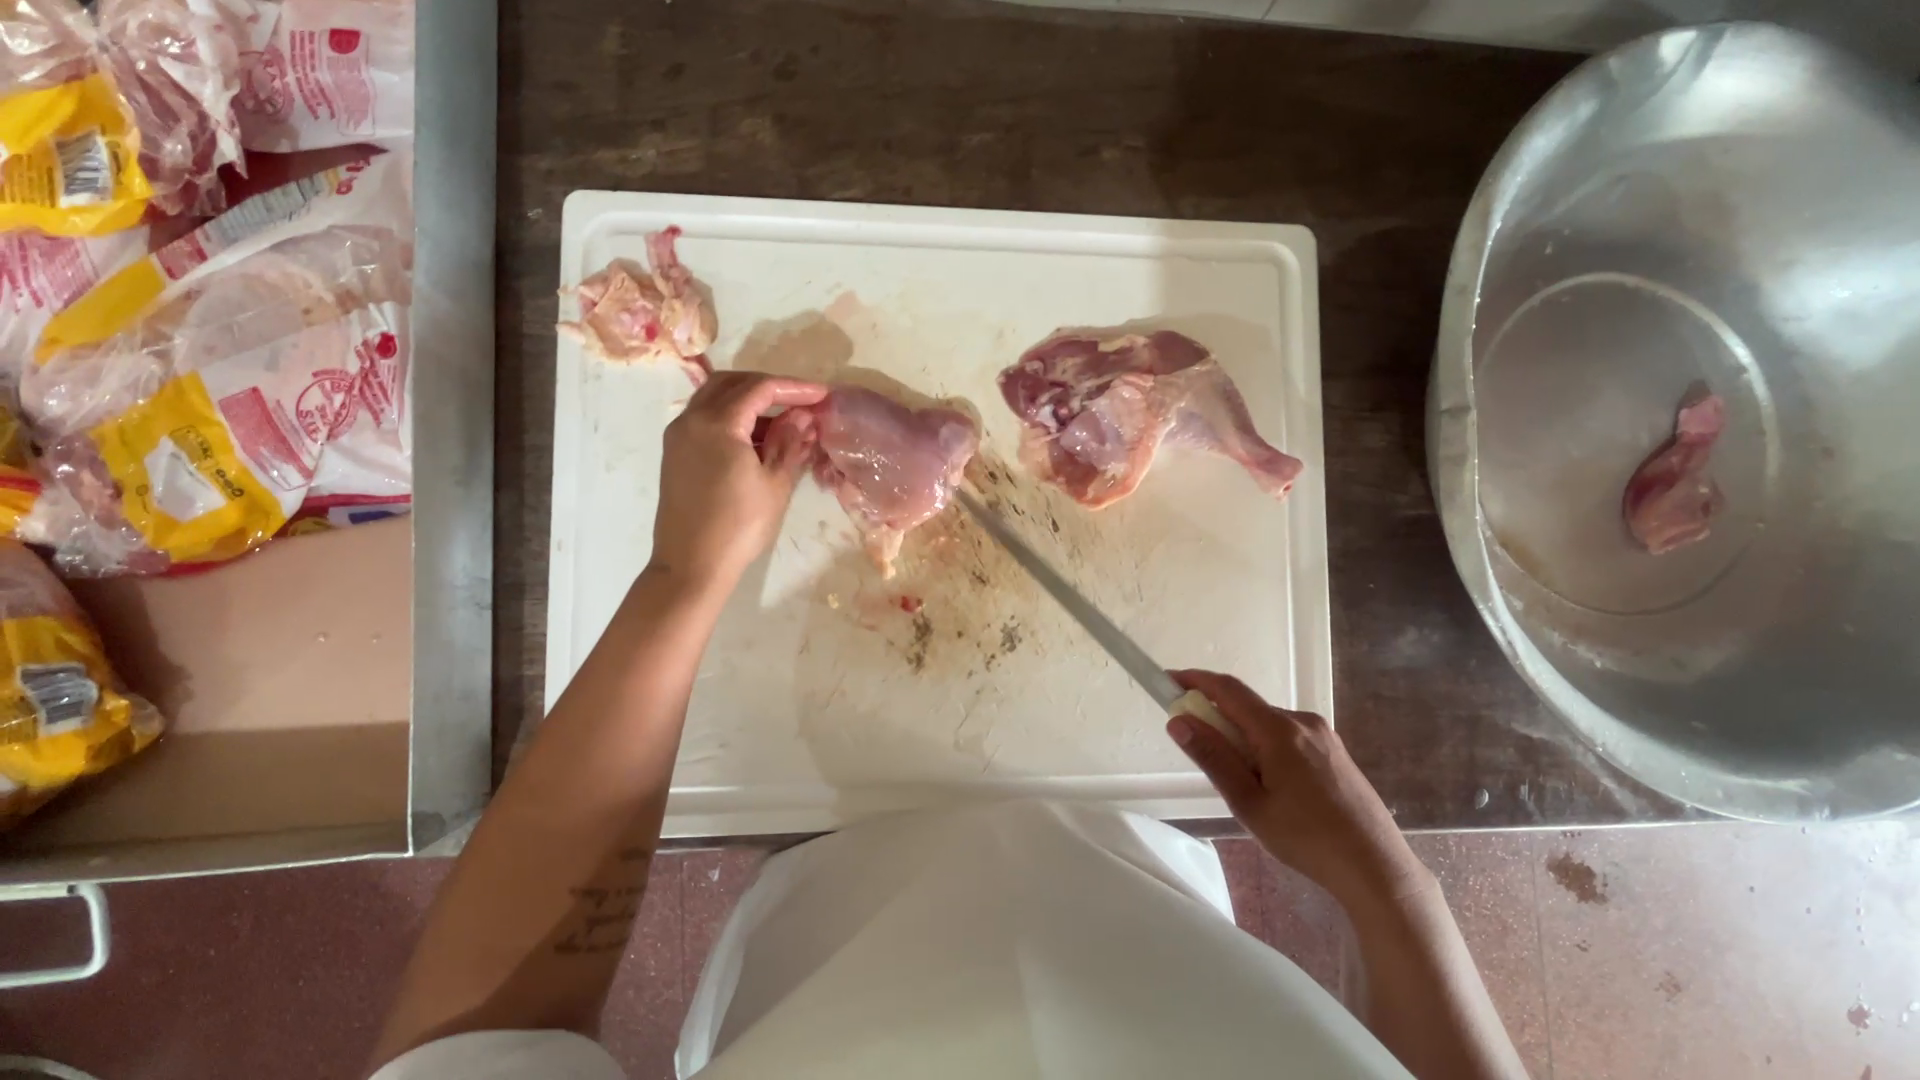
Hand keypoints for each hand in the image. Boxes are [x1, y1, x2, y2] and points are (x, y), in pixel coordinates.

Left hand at [650, 371, 827, 586]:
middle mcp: (691, 419)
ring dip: (749, 401)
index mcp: (717, 423)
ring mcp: (679, 435)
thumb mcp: (775, 483)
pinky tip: (757, 440)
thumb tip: (803, 416)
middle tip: (801, 402)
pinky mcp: (675, 453)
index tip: (823, 395)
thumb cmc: (739, 526)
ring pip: (715, 398)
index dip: (795, 388)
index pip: (760, 388)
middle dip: (769, 387)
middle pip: (733, 383)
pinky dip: (732, 418)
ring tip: (783, 422)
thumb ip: (789, 442)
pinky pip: (706, 418)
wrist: (692, 565)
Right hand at [1168, 670, 1429, 907]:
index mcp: (1279, 730)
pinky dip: (1267, 748)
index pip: (1228, 689)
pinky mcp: (1335, 752)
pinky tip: (1273, 789)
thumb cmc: (1306, 838)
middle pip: (1248, 708)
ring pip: (1269, 725)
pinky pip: (1289, 738)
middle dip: (1218, 720)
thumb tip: (1179, 721)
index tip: (1167, 681)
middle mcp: (1303, 722)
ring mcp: (1324, 736)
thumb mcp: (1248, 803)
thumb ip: (1213, 758)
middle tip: (1202, 757)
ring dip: (1244, 739)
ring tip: (1244, 788)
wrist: (1376, 866)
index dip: (1195, 680)